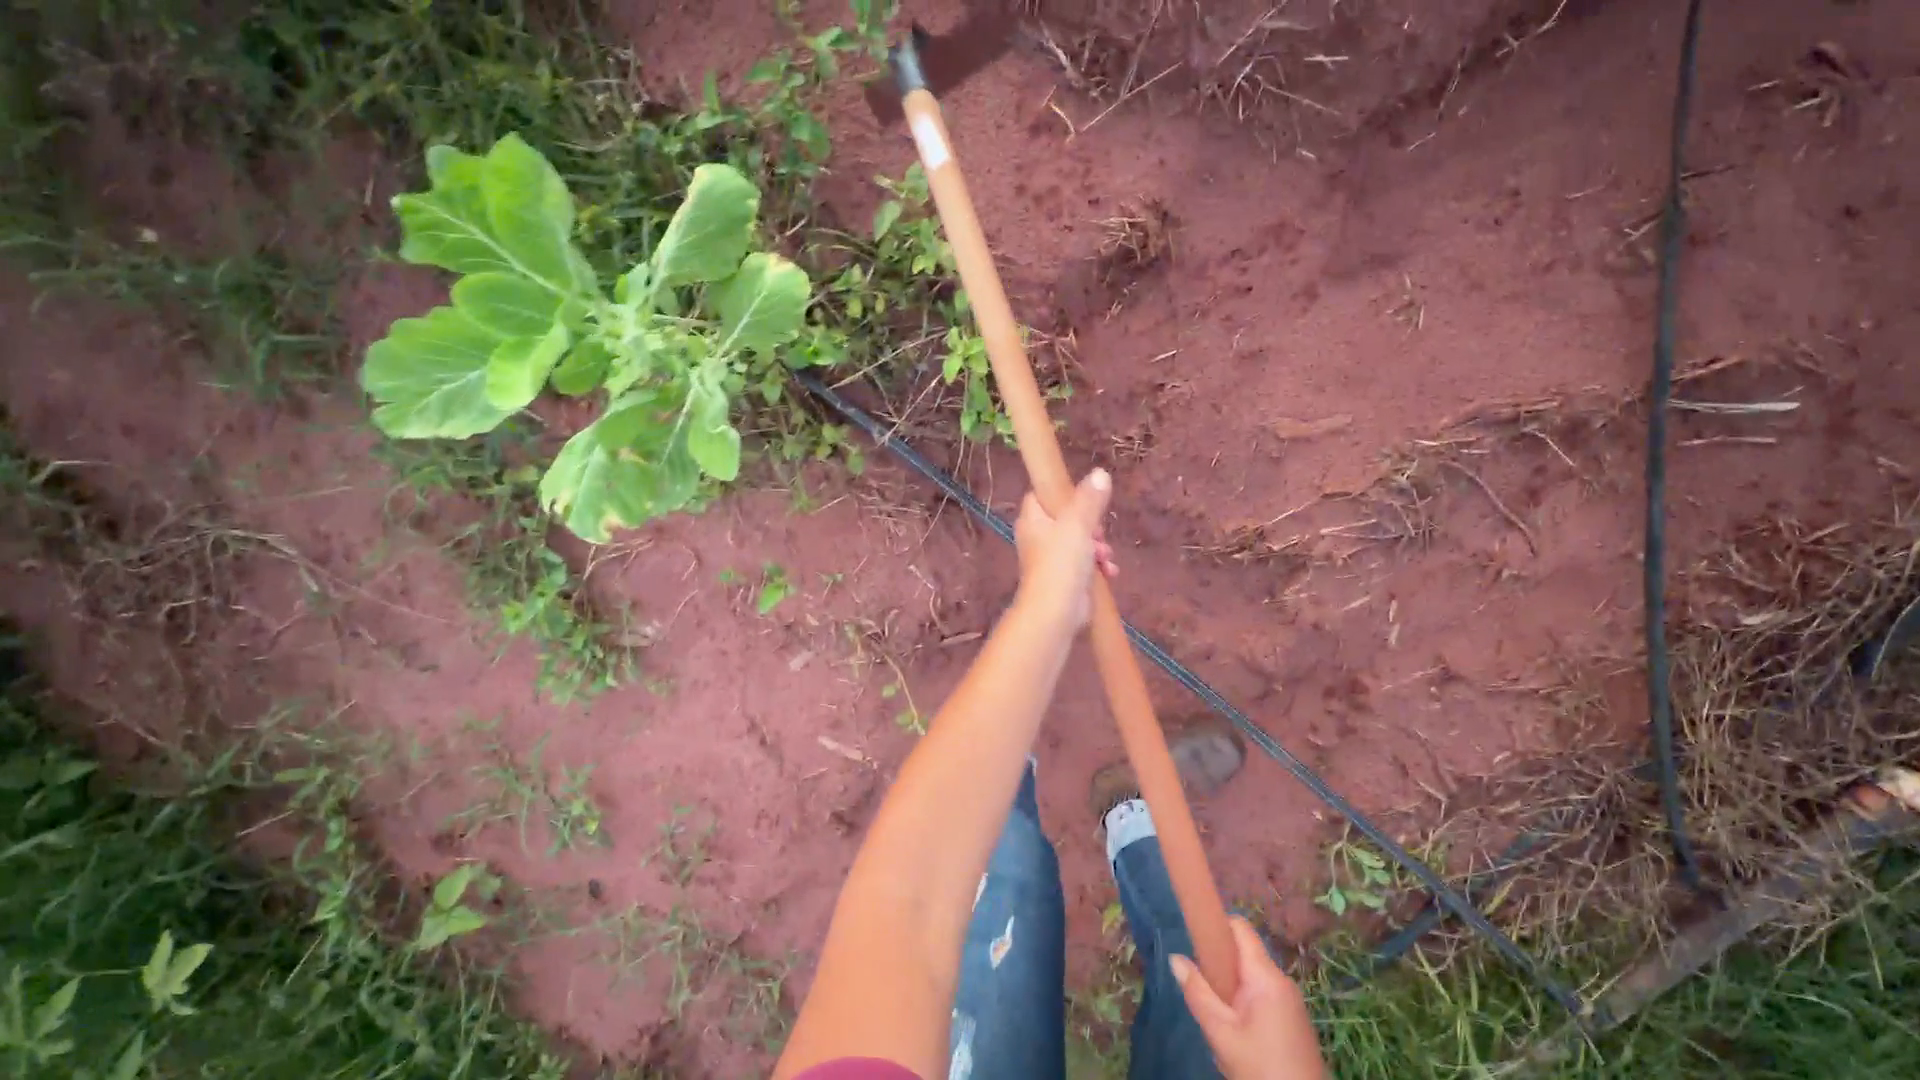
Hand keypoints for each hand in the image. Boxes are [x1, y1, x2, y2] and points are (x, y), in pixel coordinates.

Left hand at [1012, 469, 1116, 630]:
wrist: (1055, 611)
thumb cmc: (1061, 562)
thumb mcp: (1078, 524)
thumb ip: (1089, 499)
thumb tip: (1099, 473)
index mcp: (1033, 519)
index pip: (1041, 494)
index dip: (1063, 493)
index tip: (1086, 498)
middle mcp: (1038, 537)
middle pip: (1066, 518)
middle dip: (1090, 525)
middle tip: (1100, 533)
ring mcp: (1050, 559)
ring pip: (1079, 541)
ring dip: (1097, 547)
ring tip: (1104, 556)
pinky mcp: (1064, 578)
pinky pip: (1083, 563)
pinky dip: (1096, 566)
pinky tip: (1108, 572)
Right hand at [1168, 917, 1327, 1079]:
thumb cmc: (1260, 1066)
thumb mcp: (1221, 1032)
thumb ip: (1197, 992)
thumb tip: (1175, 957)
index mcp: (1265, 976)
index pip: (1240, 928)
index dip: (1215, 925)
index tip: (1192, 938)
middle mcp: (1281, 979)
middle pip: (1243, 953)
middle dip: (1218, 965)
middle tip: (1201, 988)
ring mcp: (1290, 999)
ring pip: (1250, 976)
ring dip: (1230, 987)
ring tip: (1216, 1016)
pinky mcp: (1292, 1017)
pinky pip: (1262, 994)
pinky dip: (1244, 1002)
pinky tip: (1235, 1030)